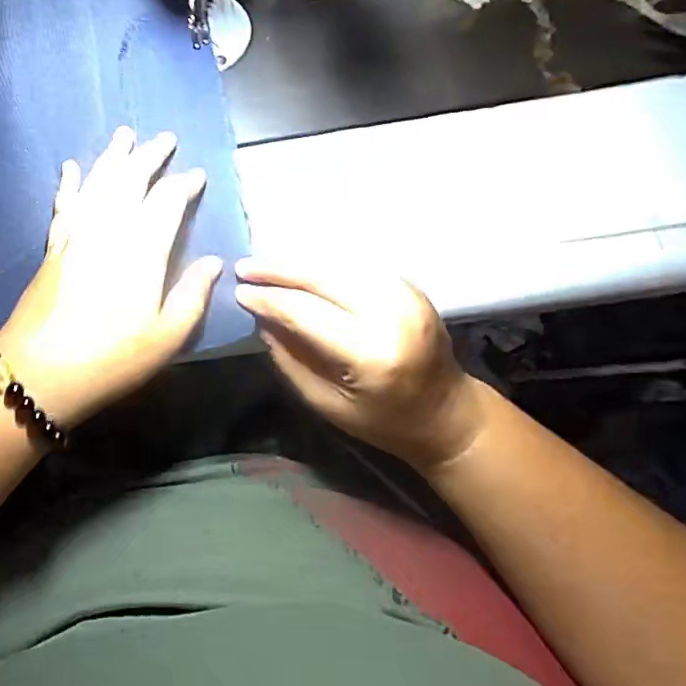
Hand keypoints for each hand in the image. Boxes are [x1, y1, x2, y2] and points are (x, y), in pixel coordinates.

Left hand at [0, 128, 222, 426]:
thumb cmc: (111, 358)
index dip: (183, 185)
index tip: (197, 175)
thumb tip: (213, 263)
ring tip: (124, 134)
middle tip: (165, 138)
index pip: (167, 202)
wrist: (39, 371)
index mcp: (143, 249)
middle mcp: (109, 230)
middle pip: (131, 181)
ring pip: (97, 183)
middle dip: (150, 157)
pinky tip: (70, 167)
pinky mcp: (54, 247)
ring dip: (112, 157)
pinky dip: (68, 183)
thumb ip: (192, 295)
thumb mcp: (166, 337)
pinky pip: (64, 204)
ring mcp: (77, 235)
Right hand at [234, 259, 487, 472]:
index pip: (306, 312)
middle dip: (279, 271)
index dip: (269, 300)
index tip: (238, 293)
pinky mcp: (411, 287)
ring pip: (340, 265)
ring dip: (300, 263)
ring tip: (267, 267)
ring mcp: (406, 295)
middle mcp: (391, 315)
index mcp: (371, 353)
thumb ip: (290, 359)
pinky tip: (303, 270)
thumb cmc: (383, 422)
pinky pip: (358, 267)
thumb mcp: (326, 403)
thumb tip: (260, 318)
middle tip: (244, 268)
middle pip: (323, 278)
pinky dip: (326, 266)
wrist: (447, 414)